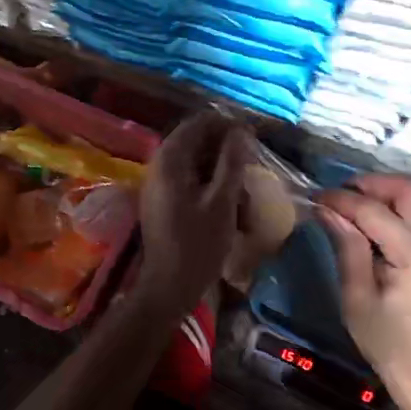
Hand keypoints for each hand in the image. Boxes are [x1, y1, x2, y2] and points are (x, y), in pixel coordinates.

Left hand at [136, 114, 249, 314]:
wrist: (170, 286)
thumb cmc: (198, 244)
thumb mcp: (222, 201)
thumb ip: (232, 162)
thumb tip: (240, 130)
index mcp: (169, 160)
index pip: (198, 123)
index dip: (226, 124)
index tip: (252, 136)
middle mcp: (158, 166)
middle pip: (196, 143)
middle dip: (225, 152)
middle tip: (250, 167)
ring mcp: (158, 185)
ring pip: (195, 164)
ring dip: (220, 172)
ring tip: (242, 193)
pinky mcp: (163, 202)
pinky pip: (189, 182)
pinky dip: (210, 188)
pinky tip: (228, 207)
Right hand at [315, 176, 410, 397]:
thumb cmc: (386, 342)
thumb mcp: (357, 296)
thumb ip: (347, 247)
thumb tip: (328, 210)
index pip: (376, 211)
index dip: (343, 200)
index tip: (316, 197)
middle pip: (409, 191)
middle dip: (371, 185)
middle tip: (339, 194)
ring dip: (384, 196)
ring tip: (350, 207)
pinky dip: (395, 212)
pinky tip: (369, 226)